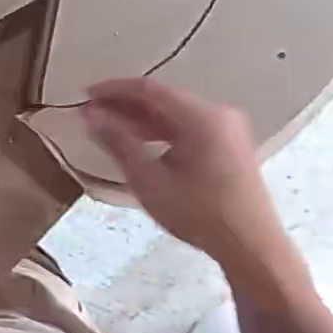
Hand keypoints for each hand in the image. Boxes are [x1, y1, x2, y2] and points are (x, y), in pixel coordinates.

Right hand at [83, 78, 291, 275]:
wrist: (248, 243)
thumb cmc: (196, 212)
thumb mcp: (147, 178)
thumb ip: (117, 141)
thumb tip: (91, 116)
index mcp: (201, 118)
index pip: (148, 90)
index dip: (113, 90)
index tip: (83, 94)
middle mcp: (217, 115)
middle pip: (162, 100)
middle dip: (123, 104)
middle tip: (89, 112)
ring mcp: (226, 129)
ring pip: (173, 114)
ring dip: (138, 118)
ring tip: (105, 126)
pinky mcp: (227, 145)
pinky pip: (185, 127)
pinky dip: (157, 130)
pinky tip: (136, 141)